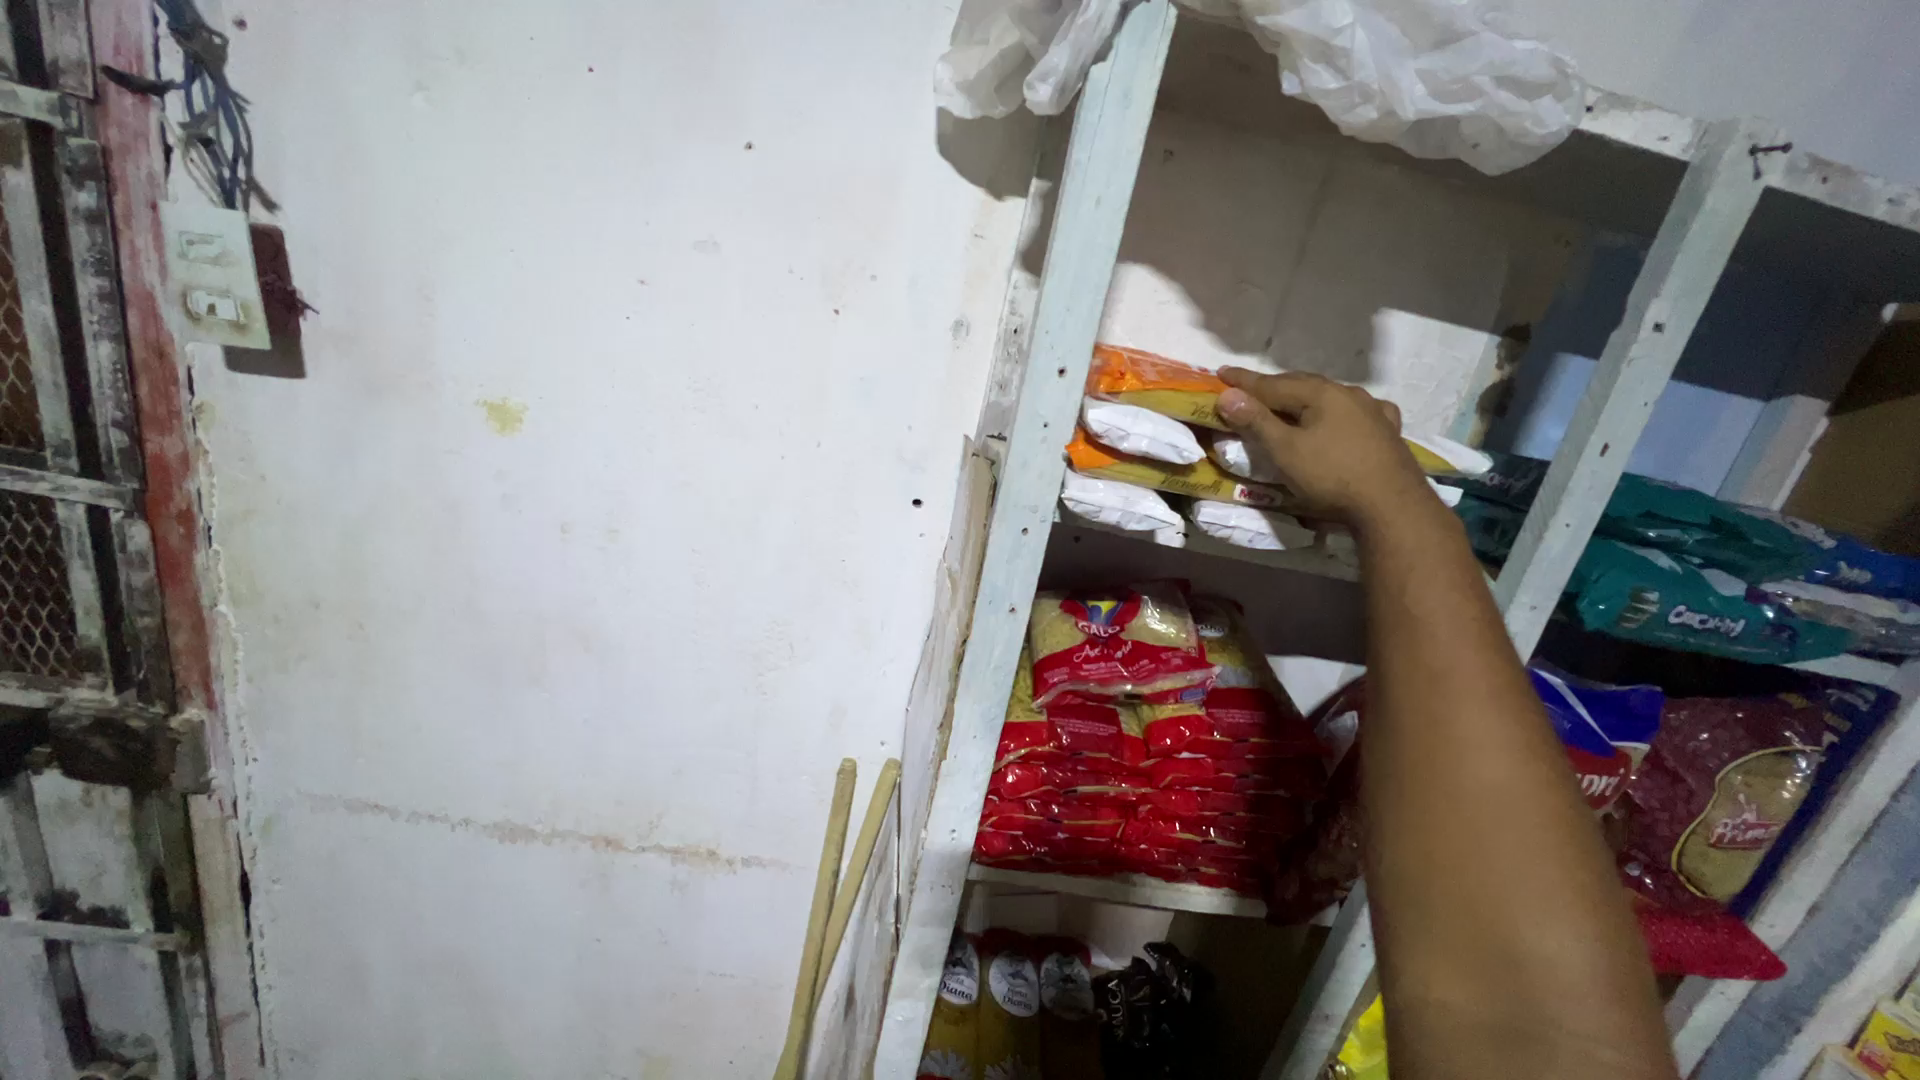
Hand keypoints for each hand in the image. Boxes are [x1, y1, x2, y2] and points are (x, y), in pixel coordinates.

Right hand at [1216, 367, 1431, 527]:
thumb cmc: (1331, 476)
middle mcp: (1348, 393)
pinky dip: (1340, 412)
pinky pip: (1358, 413)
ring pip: (1330, 397)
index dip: (1243, 381)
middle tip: (1249, 390)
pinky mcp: (1388, 431)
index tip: (1220, 373)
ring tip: (1290, 404)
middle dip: (1273, 386)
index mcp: (1320, 393)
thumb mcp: (1284, 451)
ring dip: (1305, 398)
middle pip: (1302, 384)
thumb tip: (1227, 395)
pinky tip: (1347, 416)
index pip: (1271, 383)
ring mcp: (1372, 411)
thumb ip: (1255, 422)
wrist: (1392, 505)